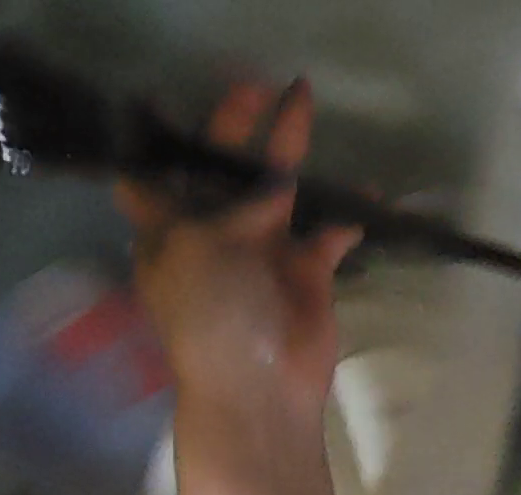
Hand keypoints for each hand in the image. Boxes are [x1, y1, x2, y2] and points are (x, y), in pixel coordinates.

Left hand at [115, 80, 362, 418]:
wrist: (261, 385)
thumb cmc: (212, 316)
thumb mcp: (200, 248)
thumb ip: (235, 205)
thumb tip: (275, 184)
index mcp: (167, 226)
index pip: (153, 172)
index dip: (158, 138)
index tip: (166, 102)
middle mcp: (214, 231)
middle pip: (224, 168)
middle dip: (236, 125)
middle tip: (257, 84)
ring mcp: (265, 251)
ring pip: (280, 191)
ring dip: (293, 152)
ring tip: (305, 106)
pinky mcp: (309, 273)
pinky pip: (330, 233)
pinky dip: (348, 215)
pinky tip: (367, 195)